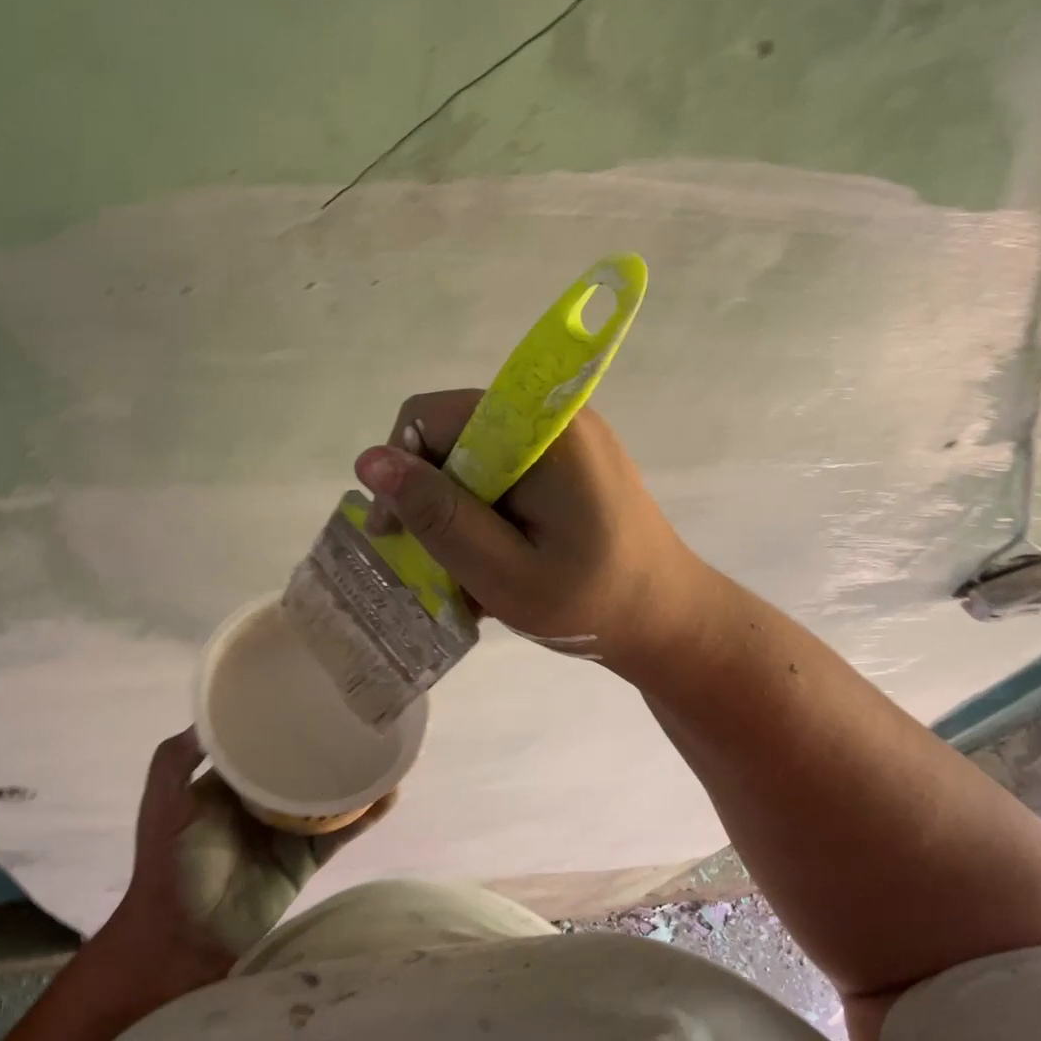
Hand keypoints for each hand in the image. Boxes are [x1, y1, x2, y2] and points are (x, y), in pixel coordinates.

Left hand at [108, 729, 394, 974]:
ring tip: (385, 746)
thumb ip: (175, 758)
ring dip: (353, 774)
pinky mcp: (306, 860)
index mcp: (226, 782)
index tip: (307, 688)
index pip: (258, 741)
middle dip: (324, 741)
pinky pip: (340, 833)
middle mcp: (260, 800)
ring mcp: (286, 830)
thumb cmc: (168, 862)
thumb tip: (207, 715)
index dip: (279, 718)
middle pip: (299, 764)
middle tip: (358, 711)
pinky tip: (388, 792)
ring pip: (326, 795)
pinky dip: (364, 815)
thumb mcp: (162, 801)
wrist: (182, 937)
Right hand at [356, 389, 714, 673]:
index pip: (433, 416)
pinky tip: (491, 560)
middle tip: (433, 562)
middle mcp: (551, 419)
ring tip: (467, 570)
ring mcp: (561, 440)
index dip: (403, 469)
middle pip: (450, 436)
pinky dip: (482, 515)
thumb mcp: (502, 571)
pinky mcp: (565, 465)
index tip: (399, 531)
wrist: (671, 624)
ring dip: (454, 513)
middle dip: (429, 496)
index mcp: (542, 430)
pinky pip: (498, 474)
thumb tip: (369, 461)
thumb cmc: (590, 604)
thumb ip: (438, 515)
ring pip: (469, 459)